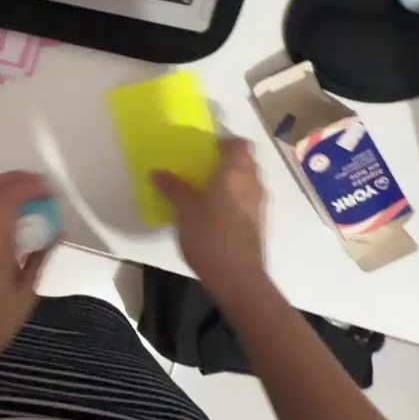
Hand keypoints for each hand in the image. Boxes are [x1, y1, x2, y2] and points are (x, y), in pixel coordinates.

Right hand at [154, 137, 269, 297]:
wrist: (238, 277)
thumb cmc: (209, 238)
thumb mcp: (184, 211)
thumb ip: (174, 188)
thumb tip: (158, 172)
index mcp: (235, 174)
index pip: (239, 145)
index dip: (224, 142)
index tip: (204, 147)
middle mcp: (253, 183)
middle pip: (246, 160)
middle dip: (227, 159)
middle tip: (201, 166)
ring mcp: (260, 203)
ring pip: (249, 179)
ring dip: (232, 178)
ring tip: (206, 187)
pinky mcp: (260, 220)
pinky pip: (249, 196)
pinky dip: (236, 194)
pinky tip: (216, 209)